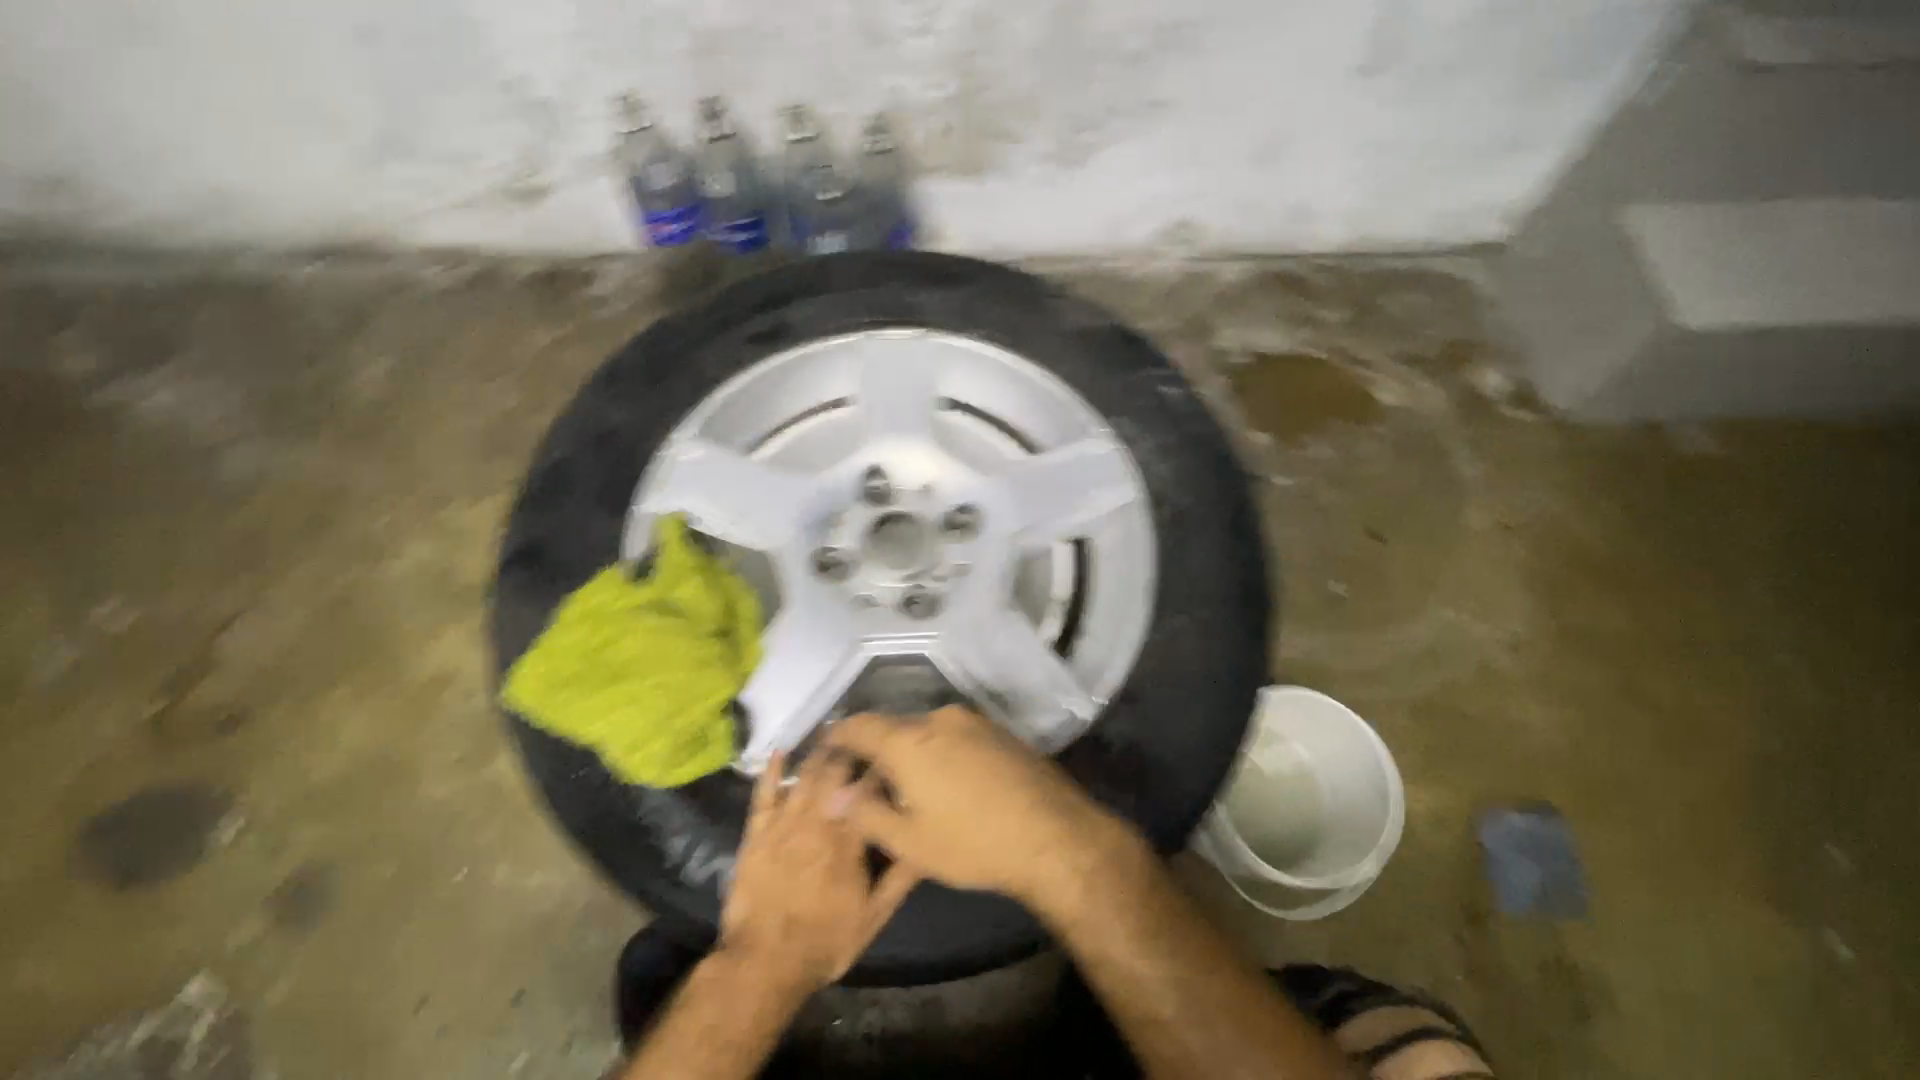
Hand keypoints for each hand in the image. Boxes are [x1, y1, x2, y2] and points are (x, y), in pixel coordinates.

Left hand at [719, 752, 917, 988]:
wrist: (764, 963)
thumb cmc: (825, 941)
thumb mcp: (874, 915)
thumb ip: (901, 876)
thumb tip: (925, 840)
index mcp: (848, 838)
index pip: (871, 790)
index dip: (885, 767)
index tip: (896, 752)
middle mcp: (816, 820)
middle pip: (836, 772)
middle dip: (852, 749)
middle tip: (865, 734)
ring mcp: (782, 824)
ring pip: (804, 776)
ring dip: (820, 753)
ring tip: (834, 734)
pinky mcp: (756, 834)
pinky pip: (763, 794)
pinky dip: (772, 771)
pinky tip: (780, 750)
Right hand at [822, 706, 1126, 902]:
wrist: (1057, 837)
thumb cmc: (974, 844)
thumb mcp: (911, 842)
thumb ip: (866, 814)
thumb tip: (835, 796)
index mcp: (910, 740)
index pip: (860, 725)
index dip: (838, 736)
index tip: (825, 750)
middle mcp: (941, 719)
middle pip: (895, 728)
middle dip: (877, 752)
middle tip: (867, 785)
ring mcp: (976, 723)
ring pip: (928, 732)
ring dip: (912, 754)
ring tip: (909, 790)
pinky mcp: (1002, 734)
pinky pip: (957, 737)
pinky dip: (941, 754)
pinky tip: (949, 786)